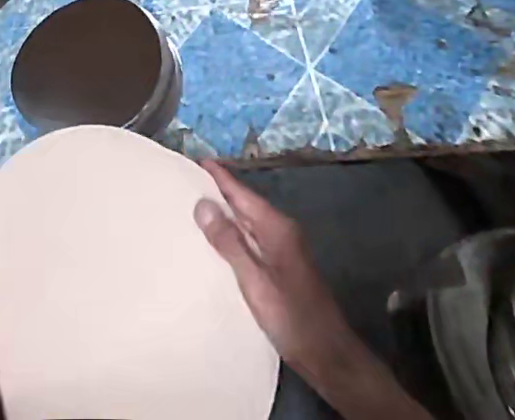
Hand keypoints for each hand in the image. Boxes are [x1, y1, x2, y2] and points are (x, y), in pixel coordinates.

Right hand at [195, 162, 435, 419]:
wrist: (329, 355)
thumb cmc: (292, 317)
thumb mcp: (255, 281)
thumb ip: (229, 243)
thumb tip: (203, 204)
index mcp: (276, 227)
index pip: (242, 192)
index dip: (219, 176)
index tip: (195, 159)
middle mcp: (280, 230)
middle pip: (244, 203)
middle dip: (218, 191)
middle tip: (186, 181)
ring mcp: (282, 248)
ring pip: (247, 221)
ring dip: (224, 212)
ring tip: (193, 207)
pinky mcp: (280, 265)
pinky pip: (250, 238)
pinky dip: (231, 233)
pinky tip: (216, 242)